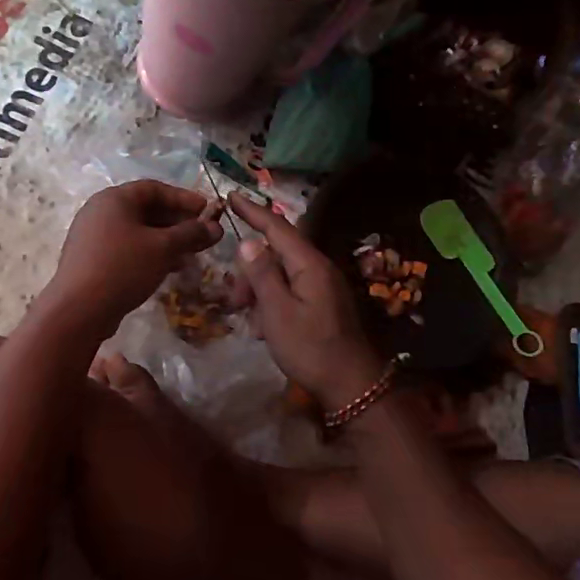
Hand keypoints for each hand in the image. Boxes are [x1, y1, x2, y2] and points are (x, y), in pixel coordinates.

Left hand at [42, 180, 222, 338]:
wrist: (79, 309)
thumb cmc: (123, 267)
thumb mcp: (163, 248)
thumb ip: (191, 234)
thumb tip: (216, 228)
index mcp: (114, 199)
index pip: (155, 188)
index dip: (184, 198)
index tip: (208, 211)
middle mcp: (100, 211)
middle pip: (146, 210)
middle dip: (177, 222)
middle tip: (202, 236)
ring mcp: (93, 237)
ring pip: (138, 232)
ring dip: (166, 241)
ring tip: (190, 255)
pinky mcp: (92, 260)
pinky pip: (127, 249)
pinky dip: (150, 254)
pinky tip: (168, 269)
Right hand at [228, 193, 382, 405]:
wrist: (349, 384)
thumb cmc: (310, 348)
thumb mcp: (277, 312)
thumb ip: (262, 275)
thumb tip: (249, 241)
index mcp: (309, 265)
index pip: (277, 227)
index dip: (252, 211)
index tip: (230, 195)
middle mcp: (318, 269)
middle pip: (276, 254)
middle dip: (249, 271)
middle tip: (233, 300)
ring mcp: (322, 287)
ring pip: (281, 275)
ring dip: (259, 292)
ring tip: (248, 321)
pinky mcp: (322, 304)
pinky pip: (290, 292)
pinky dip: (272, 304)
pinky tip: (264, 328)